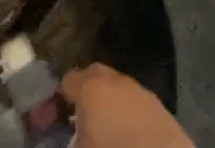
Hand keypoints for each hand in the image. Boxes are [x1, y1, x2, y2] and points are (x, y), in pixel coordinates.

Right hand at [62, 64, 190, 147]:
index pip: (66, 80)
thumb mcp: (81, 146)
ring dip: (109, 101)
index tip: (52, 118)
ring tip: (105, 127)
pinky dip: (129, 112)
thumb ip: (70, 136)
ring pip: (118, 87)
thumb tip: (72, 135)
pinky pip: (137, 102)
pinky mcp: (161, 108)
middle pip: (93, 75)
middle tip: (77, 117)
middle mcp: (115, 81)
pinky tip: (129, 133)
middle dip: (83, 91)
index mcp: (90, 87)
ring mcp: (141, 92)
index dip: (57, 99)